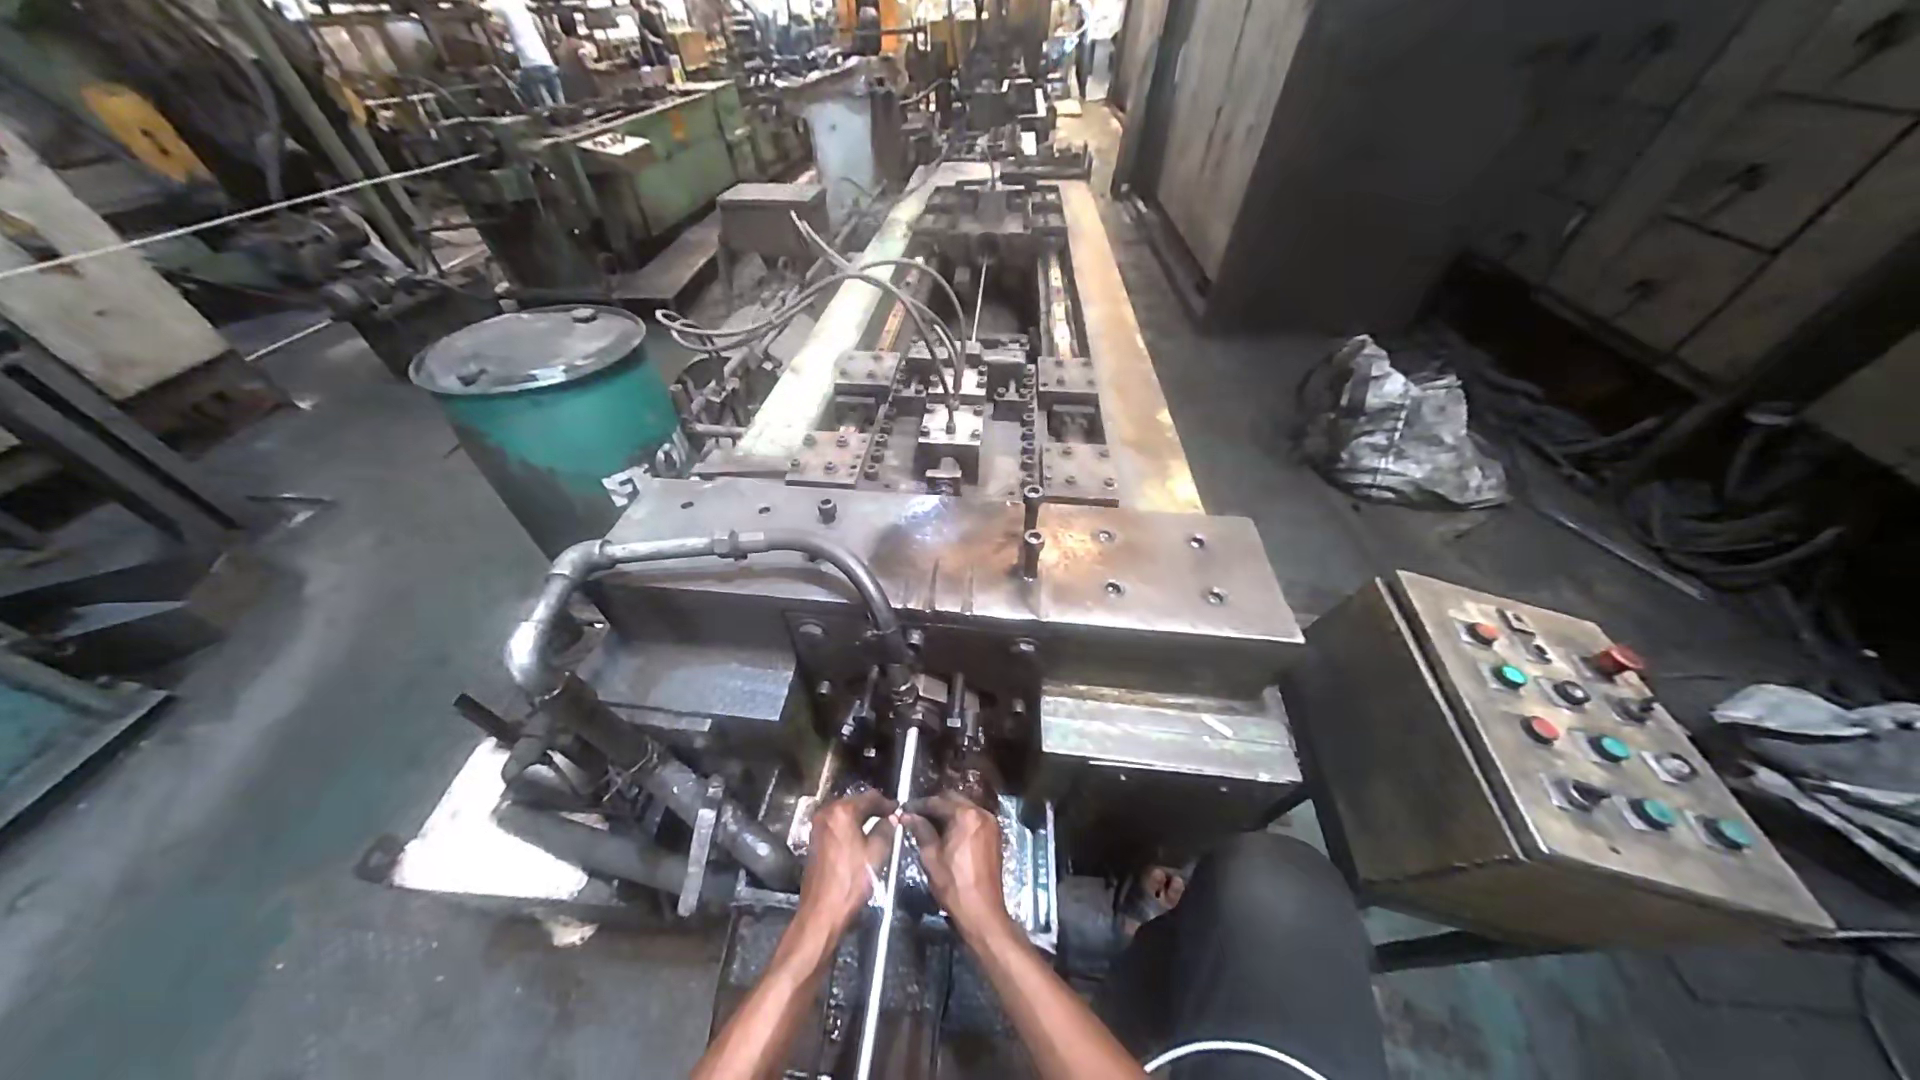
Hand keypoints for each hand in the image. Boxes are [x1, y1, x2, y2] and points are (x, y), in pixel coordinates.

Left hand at [798, 789, 894, 931]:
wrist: (822, 911)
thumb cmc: (851, 881)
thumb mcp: (876, 853)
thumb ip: (886, 829)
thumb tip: (892, 818)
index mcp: (842, 812)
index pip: (869, 797)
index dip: (887, 803)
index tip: (899, 810)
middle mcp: (826, 812)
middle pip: (855, 802)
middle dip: (873, 808)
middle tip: (891, 817)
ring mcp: (817, 826)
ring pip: (844, 813)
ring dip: (861, 816)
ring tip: (879, 825)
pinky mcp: (814, 838)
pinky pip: (836, 824)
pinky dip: (849, 826)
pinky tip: (860, 836)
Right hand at [899, 794, 1006, 936]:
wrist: (982, 911)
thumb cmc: (954, 884)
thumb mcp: (931, 856)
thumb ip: (921, 830)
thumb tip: (907, 815)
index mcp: (966, 815)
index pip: (938, 802)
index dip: (919, 805)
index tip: (905, 810)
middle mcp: (981, 813)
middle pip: (953, 800)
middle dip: (934, 806)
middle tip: (916, 816)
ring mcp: (991, 823)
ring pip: (964, 808)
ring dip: (948, 813)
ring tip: (929, 825)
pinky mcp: (995, 835)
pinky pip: (974, 819)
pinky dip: (960, 821)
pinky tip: (947, 832)